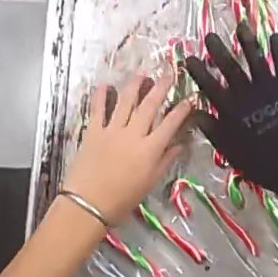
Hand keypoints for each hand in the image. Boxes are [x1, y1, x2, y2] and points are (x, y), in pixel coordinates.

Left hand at [61, 75, 193, 222]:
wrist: (89, 203)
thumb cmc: (122, 198)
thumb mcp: (149, 182)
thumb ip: (164, 161)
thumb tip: (178, 146)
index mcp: (150, 149)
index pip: (170, 124)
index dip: (181, 110)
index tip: (189, 98)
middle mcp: (133, 135)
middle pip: (149, 106)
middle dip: (161, 87)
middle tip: (168, 73)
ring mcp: (112, 131)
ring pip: (125, 102)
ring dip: (134, 86)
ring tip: (141, 73)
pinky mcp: (93, 133)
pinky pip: (97, 111)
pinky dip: (100, 96)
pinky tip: (104, 85)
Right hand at [183, 27, 277, 213]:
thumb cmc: (260, 164)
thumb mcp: (230, 152)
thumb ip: (212, 130)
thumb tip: (194, 113)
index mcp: (231, 111)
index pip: (210, 86)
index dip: (199, 71)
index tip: (189, 59)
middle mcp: (248, 95)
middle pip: (230, 68)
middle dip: (218, 51)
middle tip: (210, 36)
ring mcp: (270, 90)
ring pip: (256, 61)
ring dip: (247, 43)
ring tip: (241, 26)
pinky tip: (275, 37)